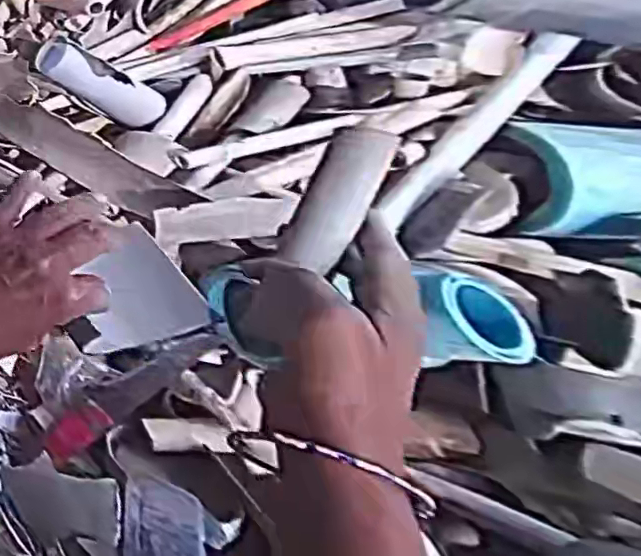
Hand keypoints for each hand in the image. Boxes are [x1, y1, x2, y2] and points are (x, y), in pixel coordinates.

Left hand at [0, 176, 116, 364]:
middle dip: (106, 235)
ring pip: (60, 214)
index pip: (94, 292)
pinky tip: (33, 179)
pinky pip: (15, 200)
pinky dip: (26, 187)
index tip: (95, 291)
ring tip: (92, 203)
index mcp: (59, 300)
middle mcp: (46, 264)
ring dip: (80, 207)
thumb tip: (56, 312)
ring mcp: (20, 241)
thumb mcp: (22, 340)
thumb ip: (47, 319)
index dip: (96, 292)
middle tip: (114, 231)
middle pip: (89, 240)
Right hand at [245, 214, 423, 465]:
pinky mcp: (310, 358)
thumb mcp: (320, 312)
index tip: (331, 194)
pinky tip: (245, 309)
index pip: (381, 247)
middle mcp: (376, 321)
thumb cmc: (335, 384)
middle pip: (336, 266)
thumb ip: (298, 274)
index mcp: (395, 308)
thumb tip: (275, 268)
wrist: (322, 446)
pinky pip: (283, 317)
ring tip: (249, 275)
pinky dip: (261, 307)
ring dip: (275, 280)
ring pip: (305, 290)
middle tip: (272, 240)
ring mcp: (343, 342)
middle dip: (301, 251)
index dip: (358, 218)